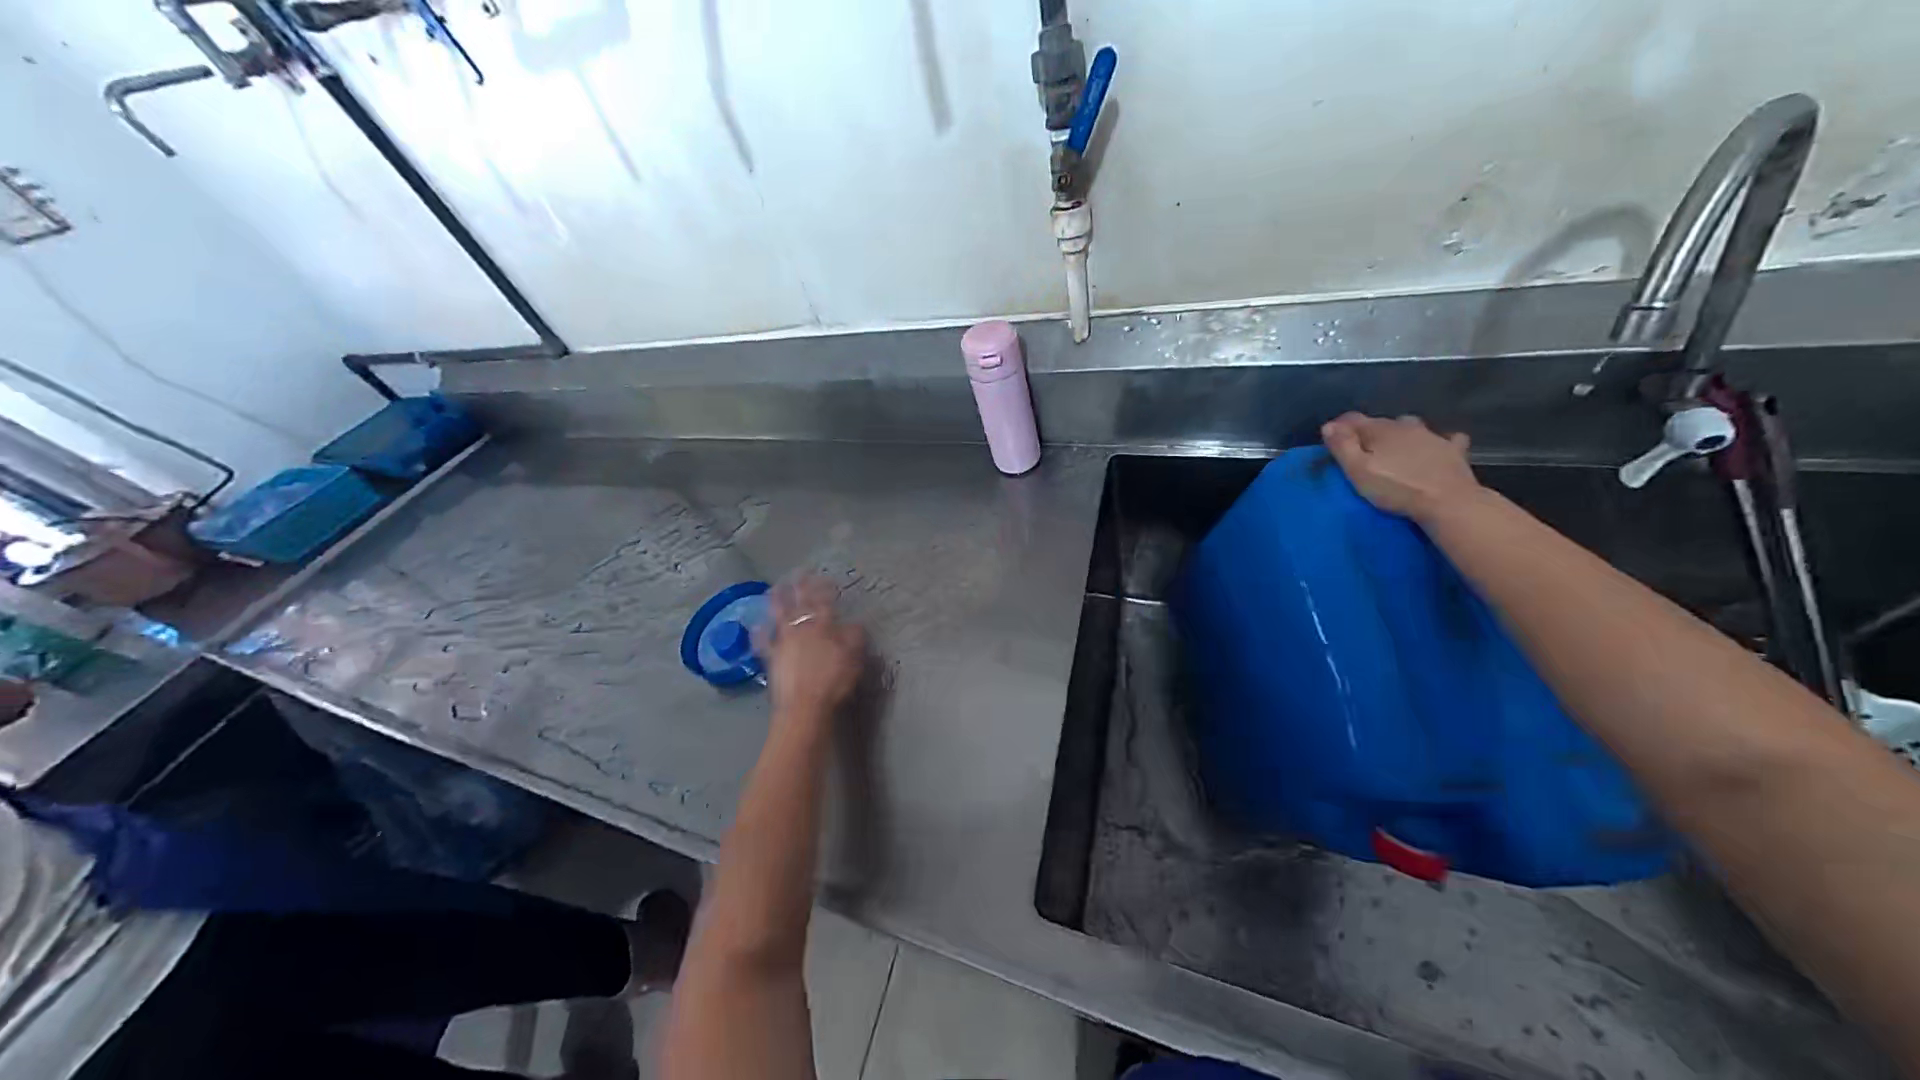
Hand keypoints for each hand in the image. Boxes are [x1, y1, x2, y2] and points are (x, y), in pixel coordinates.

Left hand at [758, 574, 867, 721]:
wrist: (804, 706)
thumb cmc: (833, 683)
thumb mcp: (853, 659)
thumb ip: (854, 638)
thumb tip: (855, 624)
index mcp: (823, 627)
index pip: (824, 602)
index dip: (825, 588)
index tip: (827, 578)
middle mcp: (801, 629)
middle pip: (800, 603)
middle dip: (801, 586)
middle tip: (799, 572)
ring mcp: (783, 642)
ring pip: (778, 615)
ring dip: (777, 599)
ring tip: (775, 587)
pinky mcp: (771, 657)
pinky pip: (764, 642)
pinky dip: (760, 632)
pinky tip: (756, 625)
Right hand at [1321, 412, 1481, 523]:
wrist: (1447, 502)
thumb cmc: (1396, 488)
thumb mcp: (1358, 470)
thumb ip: (1342, 446)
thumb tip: (1329, 426)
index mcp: (1380, 430)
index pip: (1352, 419)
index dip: (1338, 427)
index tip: (1330, 440)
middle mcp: (1405, 426)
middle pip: (1381, 423)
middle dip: (1367, 433)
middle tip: (1359, 452)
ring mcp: (1432, 436)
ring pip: (1410, 427)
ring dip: (1399, 434)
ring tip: (1393, 450)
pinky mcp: (1453, 451)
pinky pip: (1445, 439)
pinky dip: (1438, 441)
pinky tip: (1436, 448)